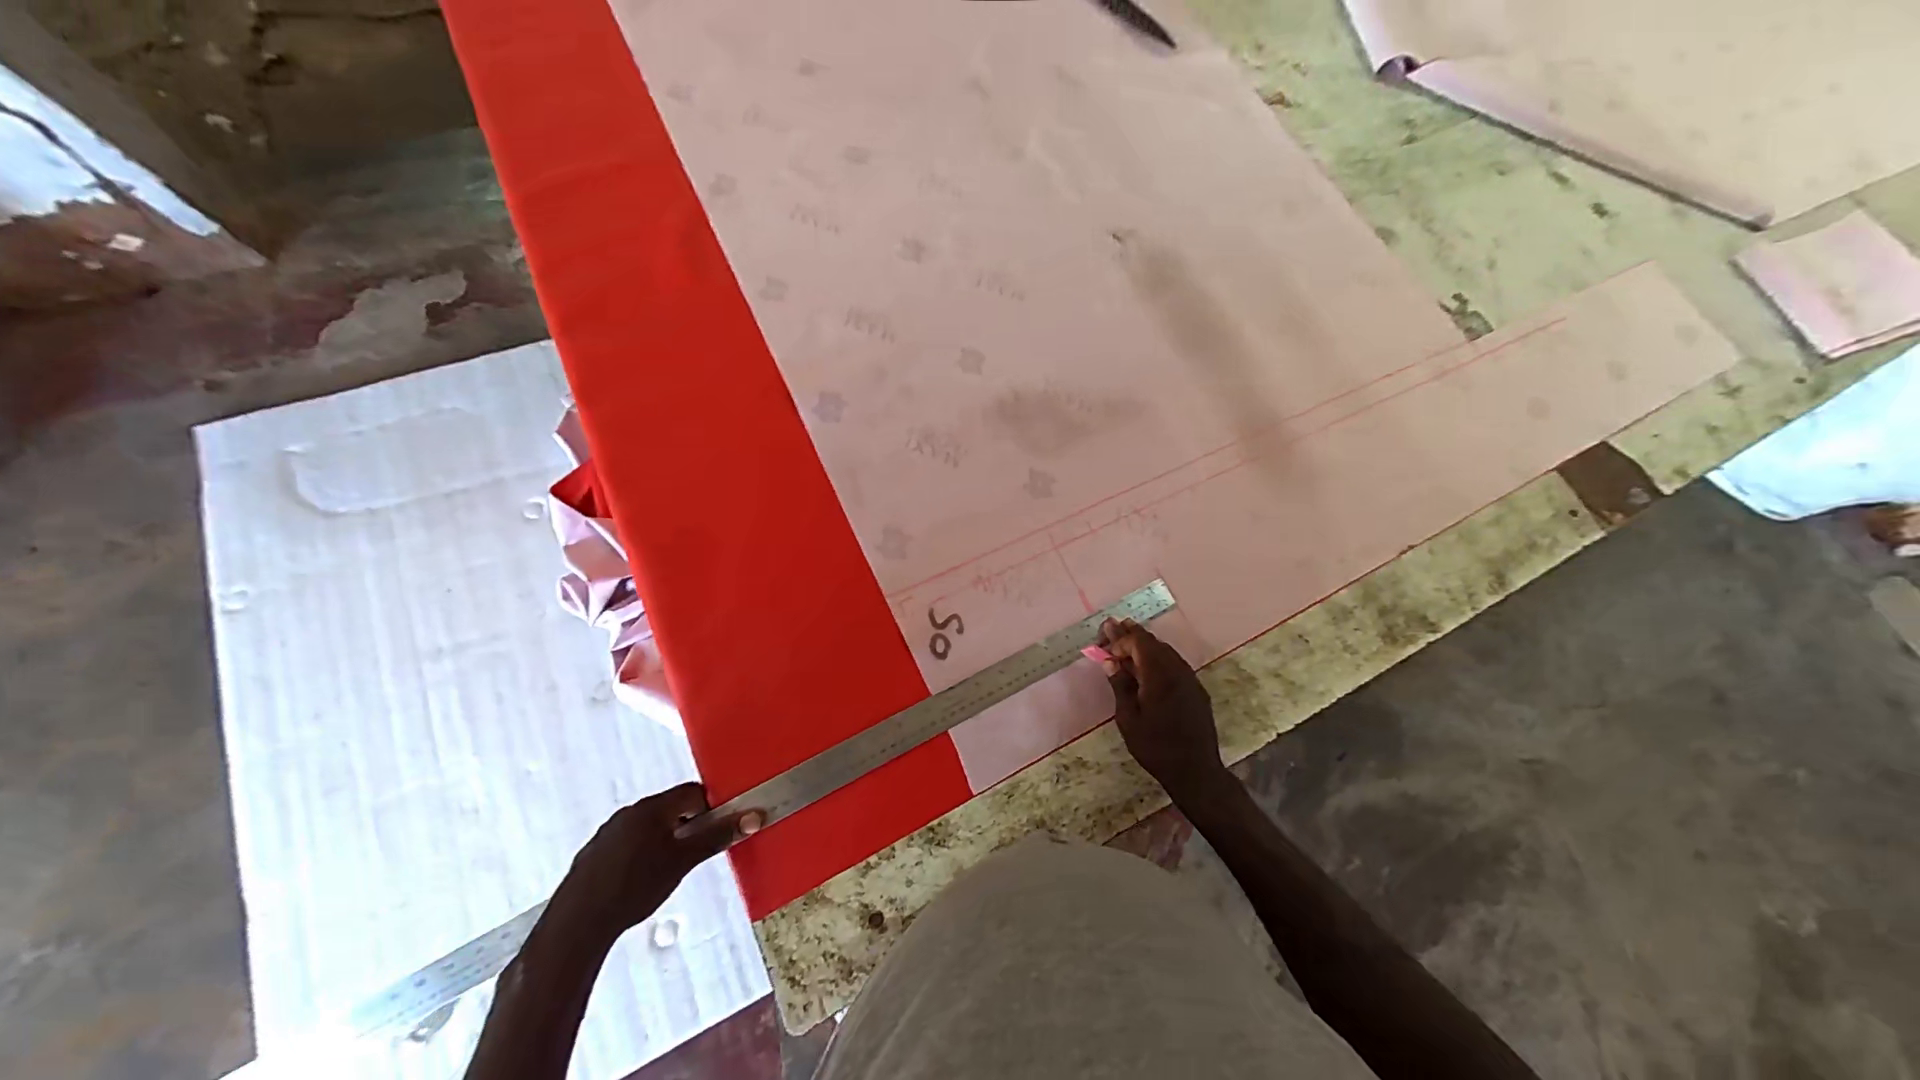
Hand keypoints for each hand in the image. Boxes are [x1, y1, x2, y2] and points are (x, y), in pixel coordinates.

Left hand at [547, 783, 762, 945]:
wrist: (579, 923)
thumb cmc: (633, 886)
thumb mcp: (684, 861)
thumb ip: (718, 837)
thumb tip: (752, 817)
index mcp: (652, 807)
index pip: (693, 792)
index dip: (712, 807)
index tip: (720, 826)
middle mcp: (629, 813)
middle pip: (671, 808)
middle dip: (690, 825)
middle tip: (698, 851)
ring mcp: (608, 833)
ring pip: (649, 827)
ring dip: (665, 840)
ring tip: (670, 870)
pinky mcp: (594, 854)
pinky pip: (628, 844)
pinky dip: (642, 854)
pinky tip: (642, 881)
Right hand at [1099, 618, 1229, 799]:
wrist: (1195, 770)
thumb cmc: (1155, 747)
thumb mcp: (1129, 718)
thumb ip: (1120, 686)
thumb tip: (1110, 662)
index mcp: (1159, 676)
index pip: (1139, 644)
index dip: (1120, 639)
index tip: (1104, 642)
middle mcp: (1177, 671)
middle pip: (1153, 643)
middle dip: (1131, 634)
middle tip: (1113, 626)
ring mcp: (1190, 679)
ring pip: (1165, 651)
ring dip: (1145, 644)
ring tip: (1126, 640)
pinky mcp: (1196, 689)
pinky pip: (1174, 663)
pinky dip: (1157, 657)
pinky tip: (1147, 663)